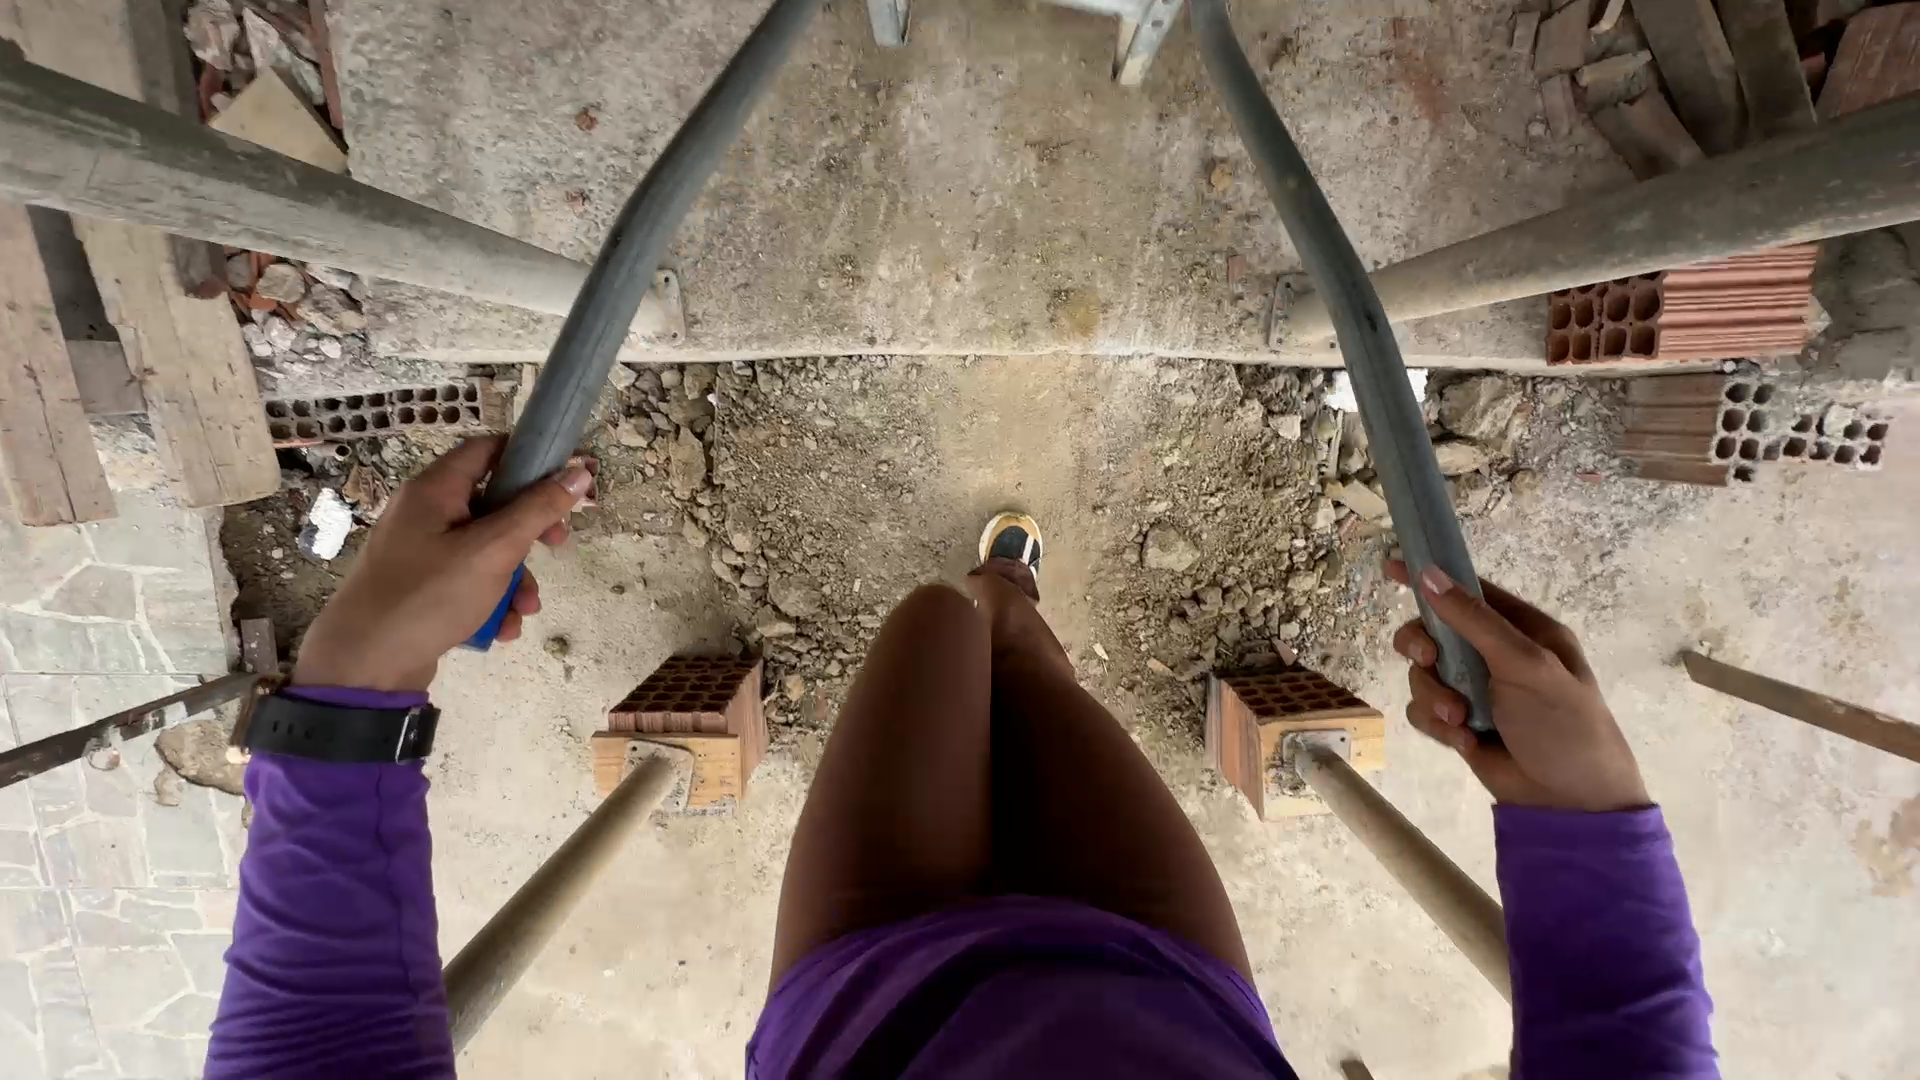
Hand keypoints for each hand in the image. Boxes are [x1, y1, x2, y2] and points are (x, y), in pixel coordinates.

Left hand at [292, 438, 591, 692]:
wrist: (363, 666)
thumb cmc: (429, 595)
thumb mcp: (495, 549)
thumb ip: (540, 509)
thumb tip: (580, 473)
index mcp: (436, 489)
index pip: (490, 449)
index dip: (532, 457)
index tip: (569, 478)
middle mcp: (427, 512)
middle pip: (498, 502)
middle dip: (534, 529)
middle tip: (559, 545)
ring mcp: (424, 548)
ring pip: (490, 547)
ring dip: (518, 577)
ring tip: (526, 608)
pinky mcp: (425, 582)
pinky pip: (473, 577)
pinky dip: (494, 598)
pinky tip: (501, 626)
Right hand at [1385, 559, 1649, 812]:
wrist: (1569, 802)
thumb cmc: (1564, 725)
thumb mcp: (1525, 665)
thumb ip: (1473, 620)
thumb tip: (1428, 574)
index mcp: (1521, 631)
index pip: (1468, 591)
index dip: (1431, 579)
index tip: (1392, 567)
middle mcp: (1493, 655)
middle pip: (1430, 632)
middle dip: (1422, 649)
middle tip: (1426, 661)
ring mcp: (1473, 688)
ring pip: (1420, 674)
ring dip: (1435, 697)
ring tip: (1460, 720)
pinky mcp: (1456, 720)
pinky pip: (1421, 708)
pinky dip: (1437, 724)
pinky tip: (1464, 740)